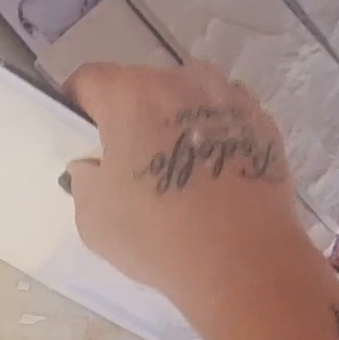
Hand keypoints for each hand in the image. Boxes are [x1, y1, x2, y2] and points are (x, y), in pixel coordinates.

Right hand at [64, 62, 302, 301]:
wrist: (241, 260)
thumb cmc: (155, 235)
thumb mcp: (92, 217)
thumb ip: (84, 180)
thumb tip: (92, 165)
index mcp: (130, 96)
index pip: (90, 79)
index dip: (76, 104)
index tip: (78, 133)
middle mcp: (181, 81)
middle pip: (141, 86)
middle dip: (127, 116)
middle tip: (125, 163)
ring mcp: (228, 98)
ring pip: (186, 99)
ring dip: (172, 123)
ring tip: (173, 170)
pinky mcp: (262, 123)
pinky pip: (222, 121)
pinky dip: (209, 139)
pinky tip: (208, 179)